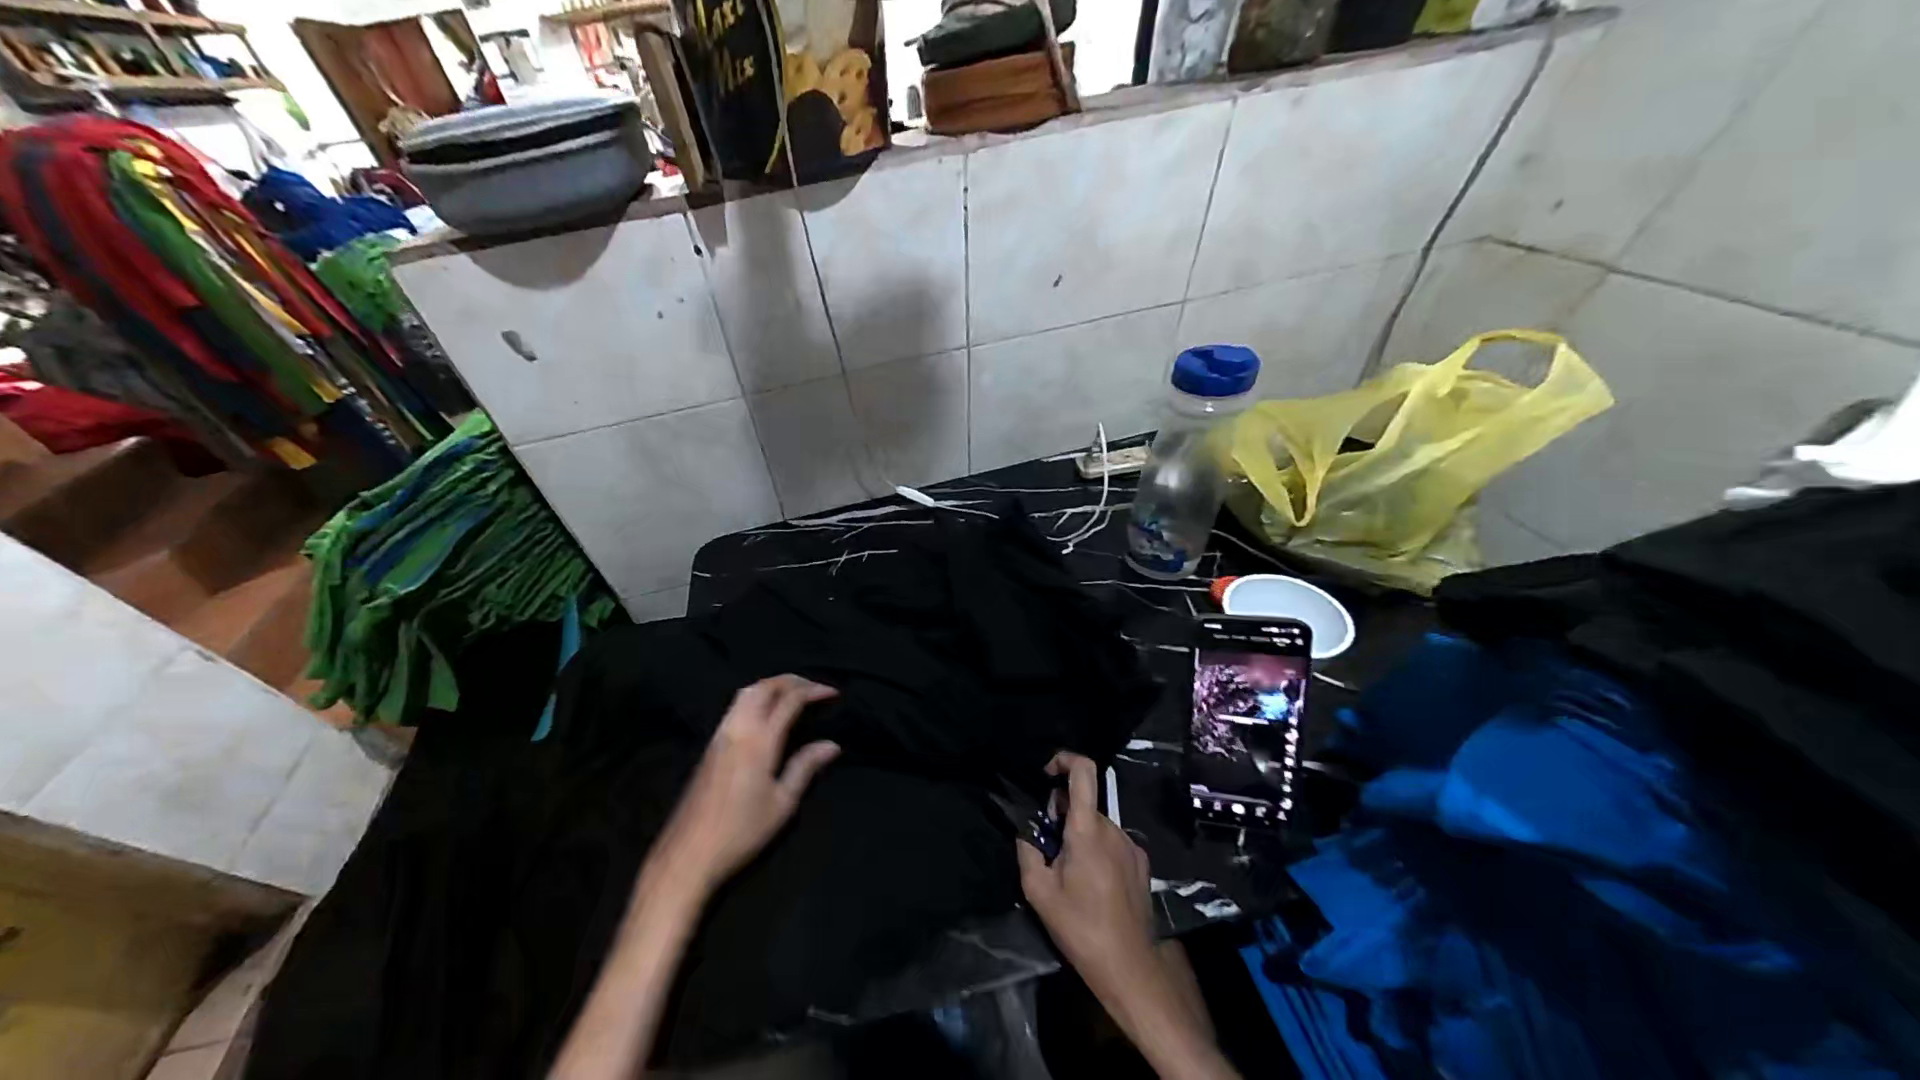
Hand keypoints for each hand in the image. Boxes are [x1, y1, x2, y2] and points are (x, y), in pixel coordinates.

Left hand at [654, 675, 841, 894]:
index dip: (813, 690)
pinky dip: (756, 696)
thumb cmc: (741, 832)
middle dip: (791, 680)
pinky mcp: (710, 746)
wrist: (689, 854)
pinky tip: (766, 712)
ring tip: (792, 694)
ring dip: (771, 685)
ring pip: (746, 693)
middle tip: (814, 688)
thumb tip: (832, 744)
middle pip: (764, 687)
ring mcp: (720, 735)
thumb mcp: (782, 804)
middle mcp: (738, 730)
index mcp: (760, 742)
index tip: (833, 693)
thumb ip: (805, 767)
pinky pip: (735, 706)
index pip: (789, 700)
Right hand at [1016, 752, 1156, 995]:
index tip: (1046, 774)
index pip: (1084, 771)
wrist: (1129, 965)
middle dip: (1062, 815)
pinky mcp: (1141, 863)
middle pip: (1083, 804)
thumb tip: (1026, 830)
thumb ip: (1028, 851)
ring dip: (1079, 835)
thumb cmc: (1080, 927)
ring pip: (1097, 825)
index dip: (1064, 760)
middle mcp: (1113, 828)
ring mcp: (1131, 845)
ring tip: (1069, 872)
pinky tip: (1091, 883)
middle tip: (1048, 848)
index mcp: (1087, 829)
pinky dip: (1097, 849)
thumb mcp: (1039, 891)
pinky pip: (1112, 842)